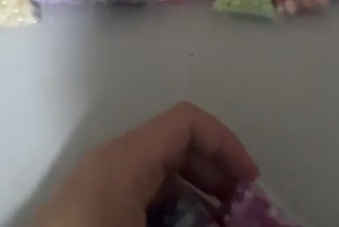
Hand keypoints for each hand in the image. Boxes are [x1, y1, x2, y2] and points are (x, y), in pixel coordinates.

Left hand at [29, 102, 260, 226]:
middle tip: (243, 213)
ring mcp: (93, 187)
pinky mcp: (86, 213)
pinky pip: (137, 198)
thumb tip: (240, 223)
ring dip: (194, 199)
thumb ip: (202, 225)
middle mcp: (108, 162)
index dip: (227, 145)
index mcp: (124, 158)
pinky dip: (167, 213)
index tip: (252, 186)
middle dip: (215, 176)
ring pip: (156, 175)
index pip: (186, 123)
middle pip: (174, 146)